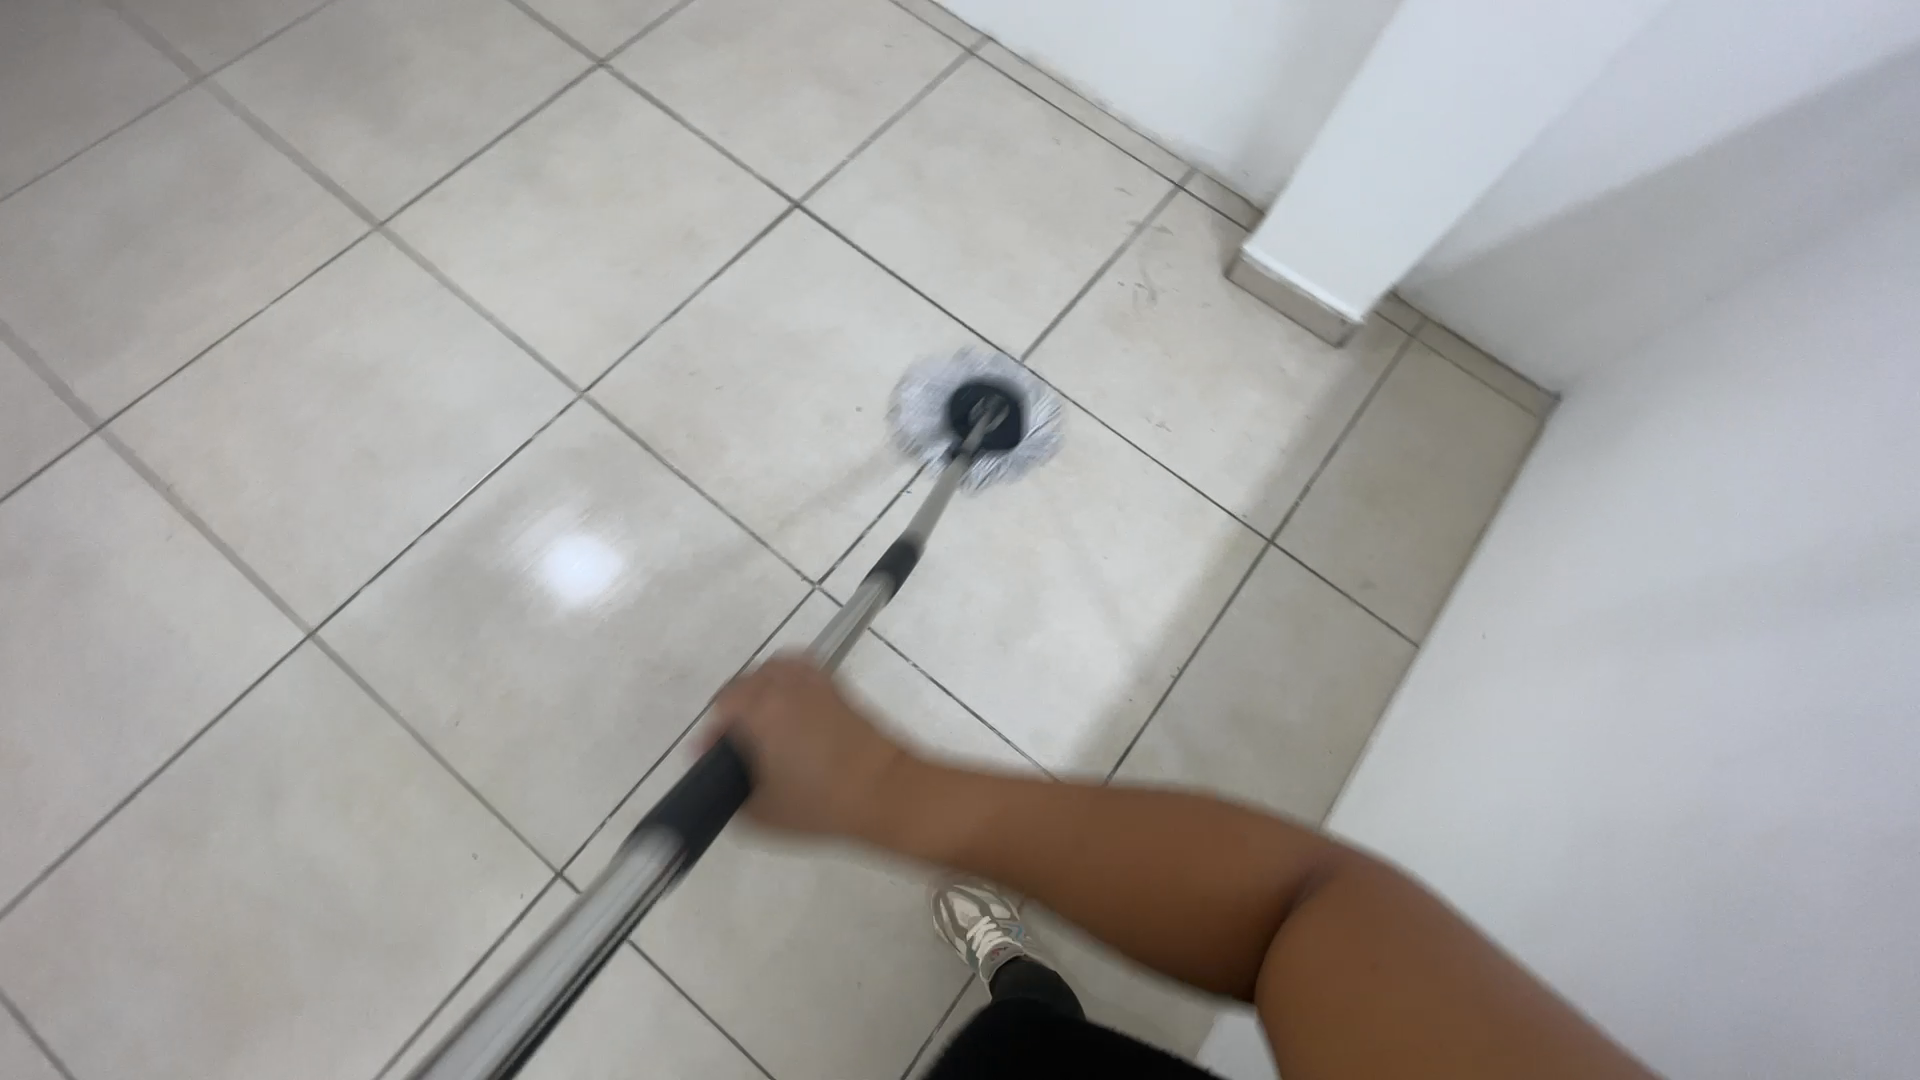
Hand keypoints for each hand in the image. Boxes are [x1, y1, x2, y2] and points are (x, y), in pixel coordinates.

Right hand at [709, 655, 915, 838]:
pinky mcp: (837, 687)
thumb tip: (726, 782)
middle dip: (733, 711)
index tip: (711, 760)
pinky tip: (789, 706)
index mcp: (761, 710)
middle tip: (734, 747)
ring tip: (759, 724)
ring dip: (758, 691)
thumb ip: (733, 795)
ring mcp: (814, 682)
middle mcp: (785, 685)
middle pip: (744, 684)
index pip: (722, 705)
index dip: (712, 733)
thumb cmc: (820, 802)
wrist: (885, 788)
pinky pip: (801, 669)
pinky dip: (788, 679)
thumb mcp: (762, 813)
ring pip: (772, 670)